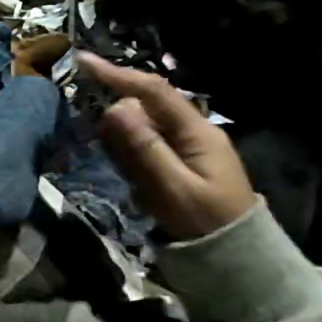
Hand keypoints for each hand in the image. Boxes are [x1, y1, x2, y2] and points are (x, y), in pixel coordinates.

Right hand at [78, 52, 255, 239]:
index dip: (118, 74)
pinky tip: (143, 188)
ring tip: (138, 183)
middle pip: (144, 109)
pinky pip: (147, 151)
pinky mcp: (179, 164)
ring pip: (142, 131)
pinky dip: (135, 163)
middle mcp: (191, 131)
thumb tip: (115, 107)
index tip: (83, 62)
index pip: (152, 90)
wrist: (237, 259)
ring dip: (127, 149)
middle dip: (120, 123)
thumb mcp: (173, 188)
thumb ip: (144, 148)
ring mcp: (186, 148)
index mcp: (195, 130)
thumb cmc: (207, 223)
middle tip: (114, 156)